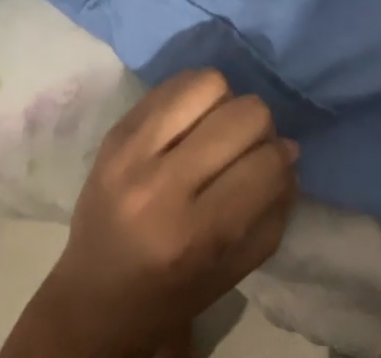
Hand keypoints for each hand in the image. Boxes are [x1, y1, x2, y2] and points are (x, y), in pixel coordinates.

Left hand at [2, 70, 297, 357]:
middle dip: (260, 130)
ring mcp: (130, 153)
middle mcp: (159, 187)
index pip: (266, 164)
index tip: (273, 171)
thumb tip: (287, 150)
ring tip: (215, 132)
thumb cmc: (174, 290)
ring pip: (210, 84)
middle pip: (245, 114)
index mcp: (192, 234)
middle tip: (245, 151)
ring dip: (226, 105)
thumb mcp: (237, 267)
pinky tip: (192, 123)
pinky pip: (175, 82)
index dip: (280, 162)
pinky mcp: (115, 131)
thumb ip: (274, 208)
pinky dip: (196, 96)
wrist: (93, 297)